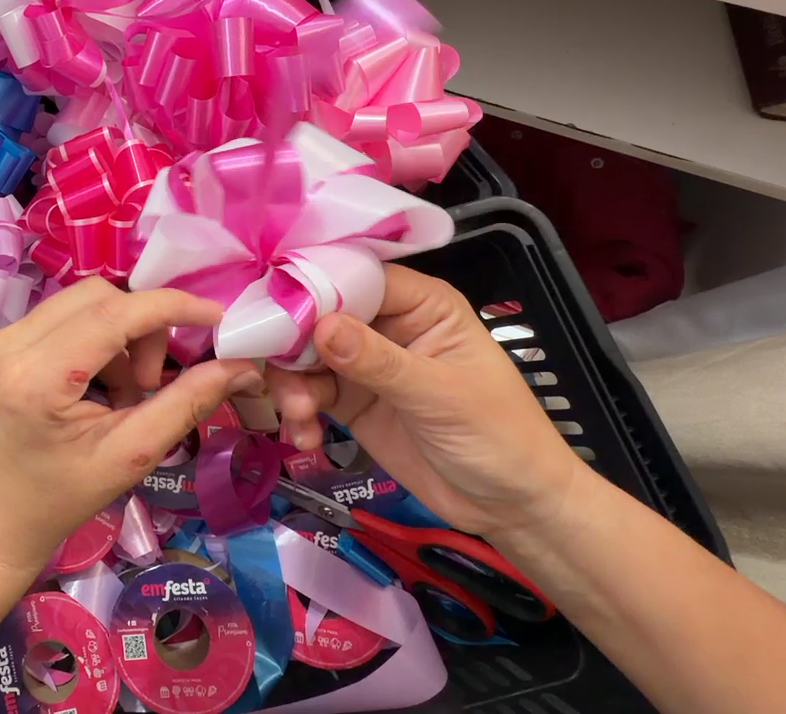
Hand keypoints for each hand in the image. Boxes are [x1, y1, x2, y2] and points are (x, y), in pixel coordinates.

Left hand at [0, 278, 262, 575]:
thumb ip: (186, 403)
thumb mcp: (130, 457)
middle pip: (98, 297)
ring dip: (116, 336)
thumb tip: (239, 364)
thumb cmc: (60, 499)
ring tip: (120, 394)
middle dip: (141, 329)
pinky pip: (58, 317)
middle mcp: (5, 344)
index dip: (169, 306)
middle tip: (151, 383)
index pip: (112, 313)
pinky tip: (91, 386)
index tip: (215, 315)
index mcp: (35, 377)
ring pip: (79, 303)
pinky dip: (90, 340)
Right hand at [266, 265, 591, 537]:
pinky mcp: (348, 399)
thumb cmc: (499, 437)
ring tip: (296, 415)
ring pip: (304, 355)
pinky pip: (307, 393)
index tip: (274, 307)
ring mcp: (362, 362)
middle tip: (276, 371)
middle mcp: (384, 324)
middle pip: (317, 314)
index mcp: (418, 304)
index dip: (313, 286)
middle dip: (291, 344)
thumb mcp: (440, 396)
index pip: (355, 277)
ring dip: (291, 384)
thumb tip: (320, 326)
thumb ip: (378, 361)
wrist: (511, 509)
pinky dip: (298, 413)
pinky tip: (305, 437)